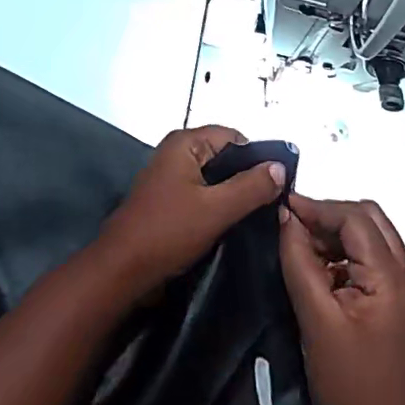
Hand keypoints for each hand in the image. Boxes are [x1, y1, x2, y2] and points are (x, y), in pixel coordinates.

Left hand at [94, 126, 286, 293]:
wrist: (124, 268)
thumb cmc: (168, 231)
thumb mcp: (216, 209)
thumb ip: (250, 187)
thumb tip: (279, 166)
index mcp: (184, 143)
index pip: (233, 136)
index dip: (257, 157)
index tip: (280, 183)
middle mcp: (176, 153)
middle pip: (224, 157)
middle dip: (248, 177)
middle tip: (275, 203)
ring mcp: (171, 177)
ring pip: (215, 179)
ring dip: (234, 195)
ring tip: (261, 216)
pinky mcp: (170, 200)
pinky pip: (203, 195)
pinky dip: (219, 206)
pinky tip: (236, 225)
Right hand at [280, 195, 404, 404]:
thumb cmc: (349, 388)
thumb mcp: (315, 320)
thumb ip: (299, 261)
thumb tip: (286, 217)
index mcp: (394, 282)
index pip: (356, 219)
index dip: (318, 207)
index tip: (283, 207)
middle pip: (371, 222)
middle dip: (330, 215)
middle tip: (294, 226)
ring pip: (371, 243)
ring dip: (336, 236)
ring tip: (301, 249)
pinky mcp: (397, 317)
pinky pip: (371, 268)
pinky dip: (343, 259)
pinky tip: (317, 275)